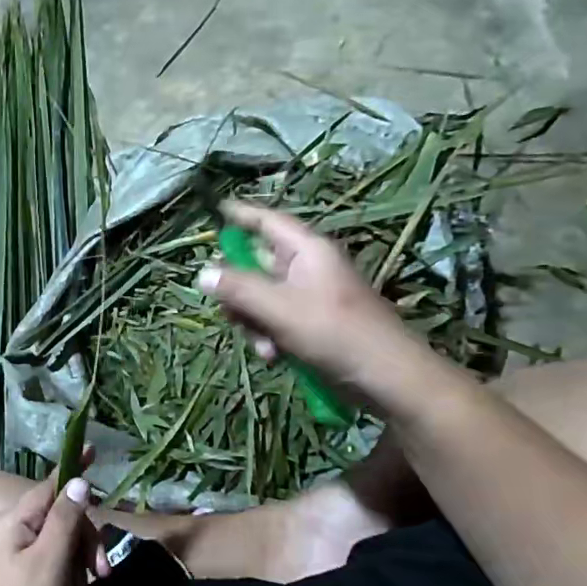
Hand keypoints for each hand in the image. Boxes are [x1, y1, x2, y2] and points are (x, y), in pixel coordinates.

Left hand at [0, 474, 109, 585]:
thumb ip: (65, 518)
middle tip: (102, 573)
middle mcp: (13, 534)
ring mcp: (19, 560)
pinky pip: (58, 572)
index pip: (49, 485)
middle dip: (85, 544)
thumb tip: (77, 481)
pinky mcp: (27, 583)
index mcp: (12, 521)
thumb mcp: (50, 559)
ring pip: (65, 548)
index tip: (95, 448)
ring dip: (79, 572)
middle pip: (63, 520)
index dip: (73, 469)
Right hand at [198, 200, 447, 414]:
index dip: (241, 215)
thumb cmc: (333, 332)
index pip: (267, 222)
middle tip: (230, 312)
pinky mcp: (311, 323)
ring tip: (264, 345)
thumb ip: (238, 289)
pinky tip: (274, 357)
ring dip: (252, 322)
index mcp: (306, 251)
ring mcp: (309, 297)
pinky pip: (274, 321)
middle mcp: (307, 268)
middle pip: (256, 265)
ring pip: (260, 299)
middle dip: (238, 291)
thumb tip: (203, 273)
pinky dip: (268, 337)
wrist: (383, 376)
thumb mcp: (278, 308)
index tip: (216, 209)